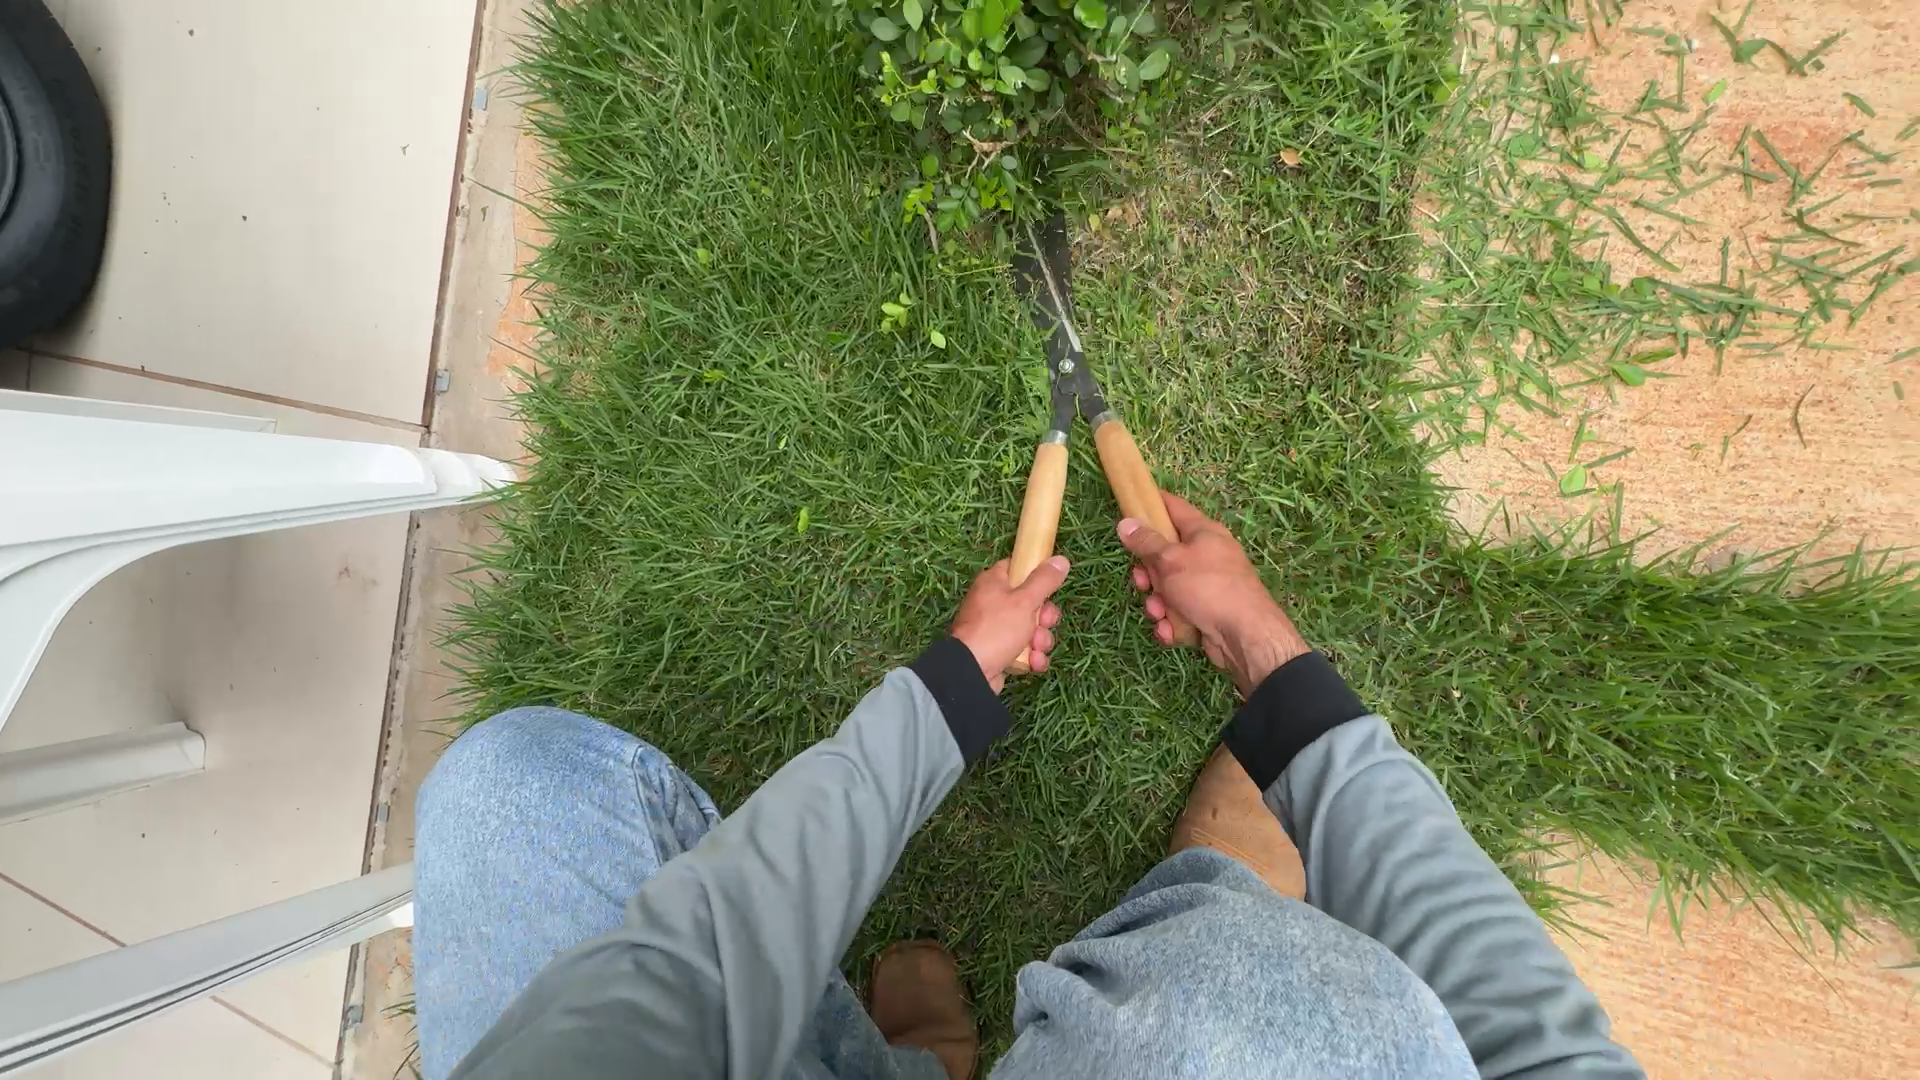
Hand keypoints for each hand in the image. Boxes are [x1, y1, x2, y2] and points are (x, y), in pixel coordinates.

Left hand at [950, 556, 1069, 692]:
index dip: (1036, 576)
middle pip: (1030, 602)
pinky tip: (1033, 663)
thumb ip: (1044, 581)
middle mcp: (992, 602)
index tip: (1051, 586)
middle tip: (1044, 623)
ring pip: (1030, 628)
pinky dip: (1032, 656)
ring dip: (1040, 639)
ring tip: (1036, 647)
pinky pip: (1023, 649)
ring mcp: (995, 628)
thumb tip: (1061, 560)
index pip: (1017, 568)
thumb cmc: (997, 629)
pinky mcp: (999, 651)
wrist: (972, 671)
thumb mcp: (1025, 601)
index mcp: (993, 582)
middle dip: (1044, 617)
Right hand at [1117, 494, 1309, 695]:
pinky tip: (1170, 631)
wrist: (1244, 635)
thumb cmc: (1207, 587)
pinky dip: (1171, 622)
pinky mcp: (1206, 612)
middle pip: (1164, 555)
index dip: (1152, 504)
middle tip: (1142, 583)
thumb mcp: (1170, 560)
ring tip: (1160, 614)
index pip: (1173, 508)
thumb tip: (1125, 522)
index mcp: (1203, 532)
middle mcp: (1207, 555)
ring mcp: (1207, 585)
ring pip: (1168, 588)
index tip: (1130, 505)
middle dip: (1148, 574)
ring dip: (1157, 603)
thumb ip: (1146, 542)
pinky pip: (1178, 612)